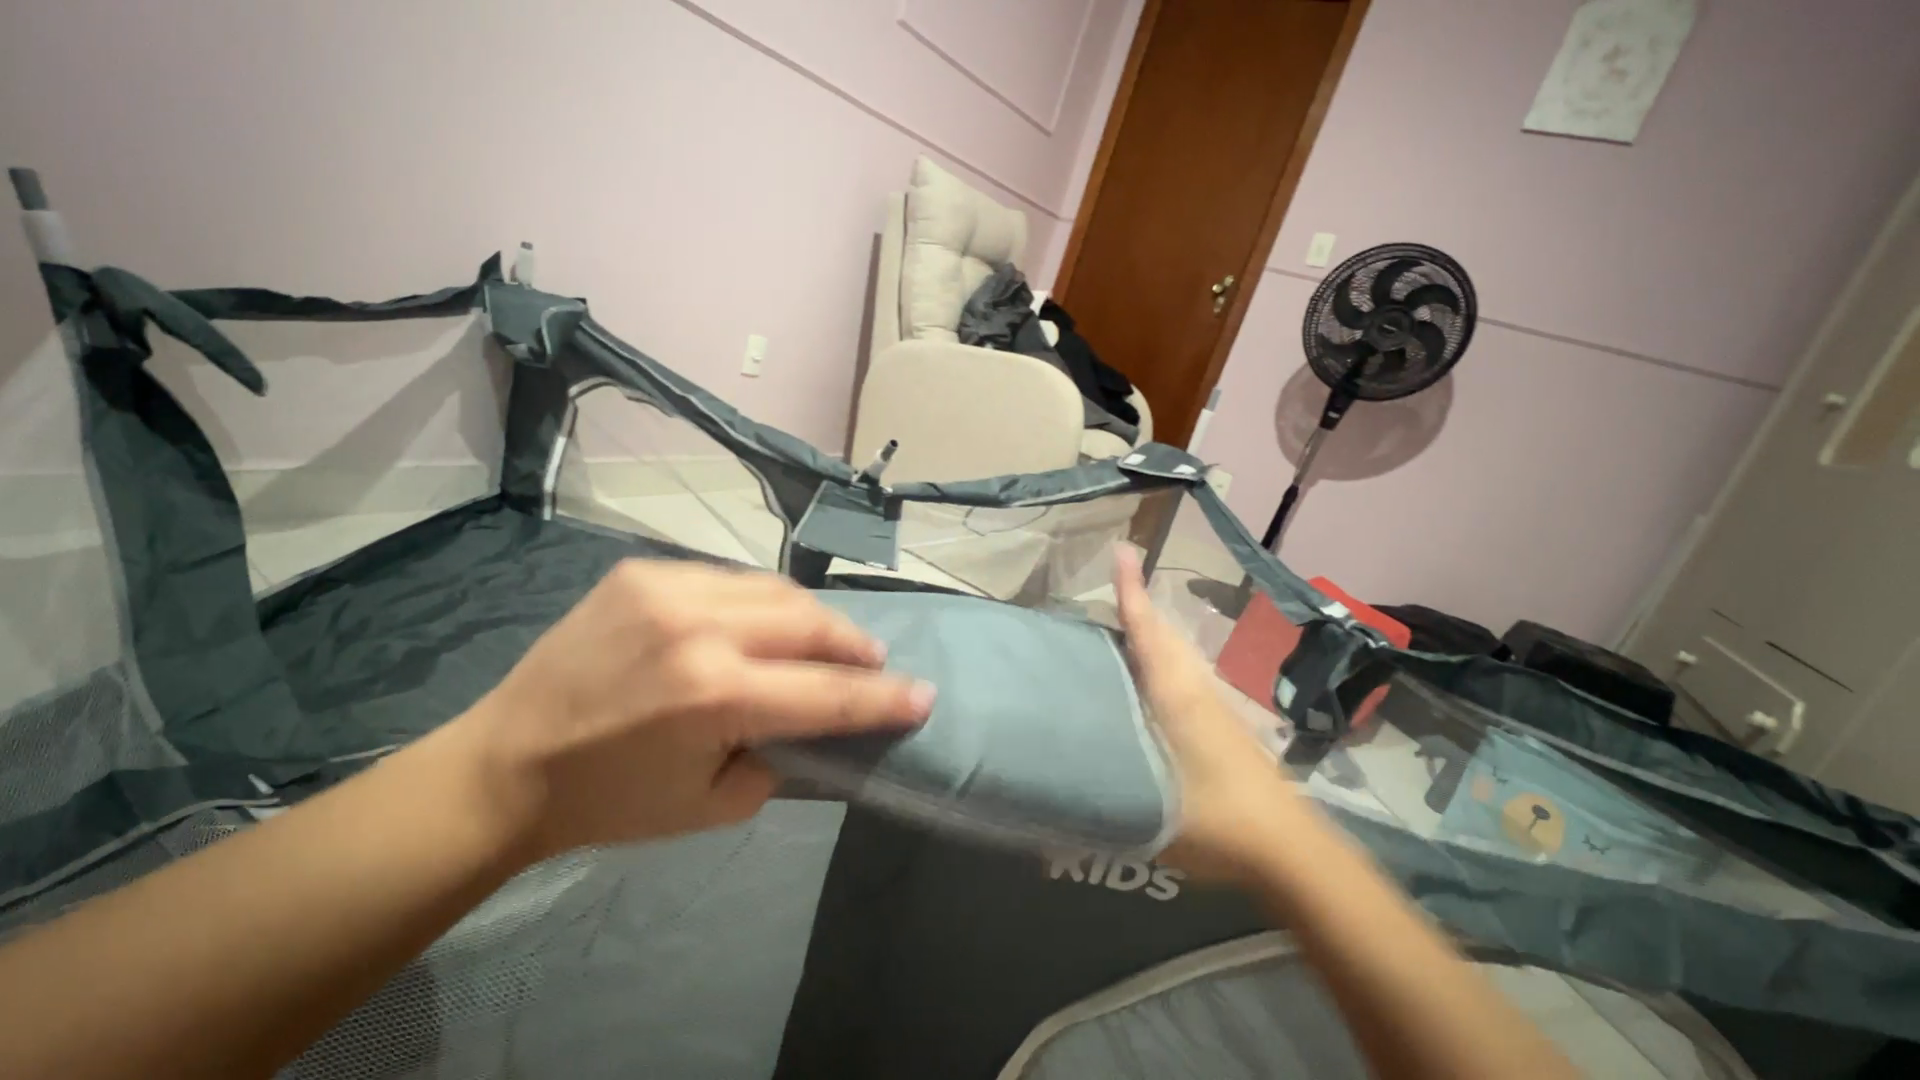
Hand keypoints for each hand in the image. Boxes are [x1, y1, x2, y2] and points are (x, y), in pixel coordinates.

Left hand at [462, 559, 933, 859]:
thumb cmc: (612, 802)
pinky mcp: (640, 573)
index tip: (923, 695)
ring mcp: (666, 589)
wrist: (506, 764)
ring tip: (825, 639)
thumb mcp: (712, 805)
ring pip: (773, 588)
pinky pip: (725, 578)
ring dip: (810, 616)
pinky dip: (757, 602)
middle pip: (809, 620)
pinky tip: (759, 623)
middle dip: (853, 643)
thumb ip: (778, 758)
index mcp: (715, 695)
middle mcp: (698, 628)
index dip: (882, 697)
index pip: (827, 692)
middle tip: (873, 662)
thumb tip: (813, 723)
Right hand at [1112, 546, 1304, 879]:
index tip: (1122, 550)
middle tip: (1110, 584)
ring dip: (1151, 634)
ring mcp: (1214, 709)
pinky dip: (1162, 663)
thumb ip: (1099, 798)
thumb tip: (1048, 797)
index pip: (1149, 634)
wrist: (1291, 849)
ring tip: (1121, 625)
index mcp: (1177, 697)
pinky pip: (1183, 677)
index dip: (1132, 593)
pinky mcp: (1224, 729)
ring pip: (1177, 657)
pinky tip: (1149, 684)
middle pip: (1164, 637)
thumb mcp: (1150, 810)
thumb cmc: (1220, 822)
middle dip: (1139, 606)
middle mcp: (1196, 691)